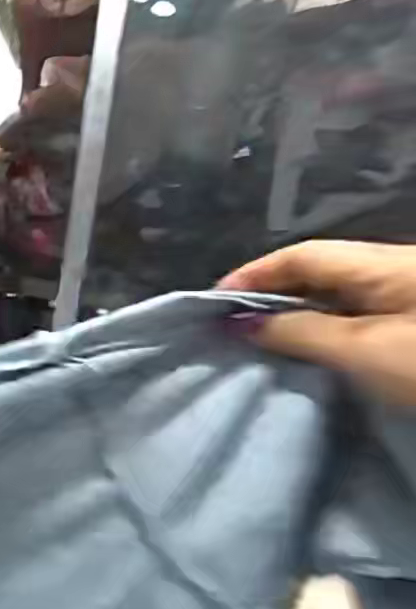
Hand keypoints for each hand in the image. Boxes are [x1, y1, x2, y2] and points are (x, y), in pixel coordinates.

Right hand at [219, 240, 415, 404]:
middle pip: (328, 274)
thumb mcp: (364, 351)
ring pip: (355, 297)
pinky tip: (334, 352)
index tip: (212, 306)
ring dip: (311, 317)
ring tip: (280, 343)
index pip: (298, 256)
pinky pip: (383, 316)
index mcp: (392, 263)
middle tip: (241, 328)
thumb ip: (293, 331)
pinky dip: (346, 330)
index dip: (249, 276)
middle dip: (278, 297)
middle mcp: (414, 269)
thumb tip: (239, 322)